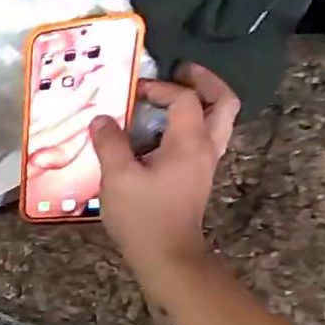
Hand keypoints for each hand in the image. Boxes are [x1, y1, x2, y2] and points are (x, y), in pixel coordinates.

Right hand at [88, 63, 239, 266]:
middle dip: (204, 82)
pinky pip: (202, 137)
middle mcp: (205, 147)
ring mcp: (203, 163)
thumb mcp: (118, 177)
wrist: (165, 254)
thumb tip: (101, 119)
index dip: (159, 88)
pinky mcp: (195, 176)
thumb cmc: (142, 215)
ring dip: (200, 102)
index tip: (132, 92)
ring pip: (217, 120)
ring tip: (171, 96)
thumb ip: (109, 143)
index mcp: (189, 142)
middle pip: (222, 102)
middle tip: (180, 71)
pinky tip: (160, 130)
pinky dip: (188, 123)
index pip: (184, 99)